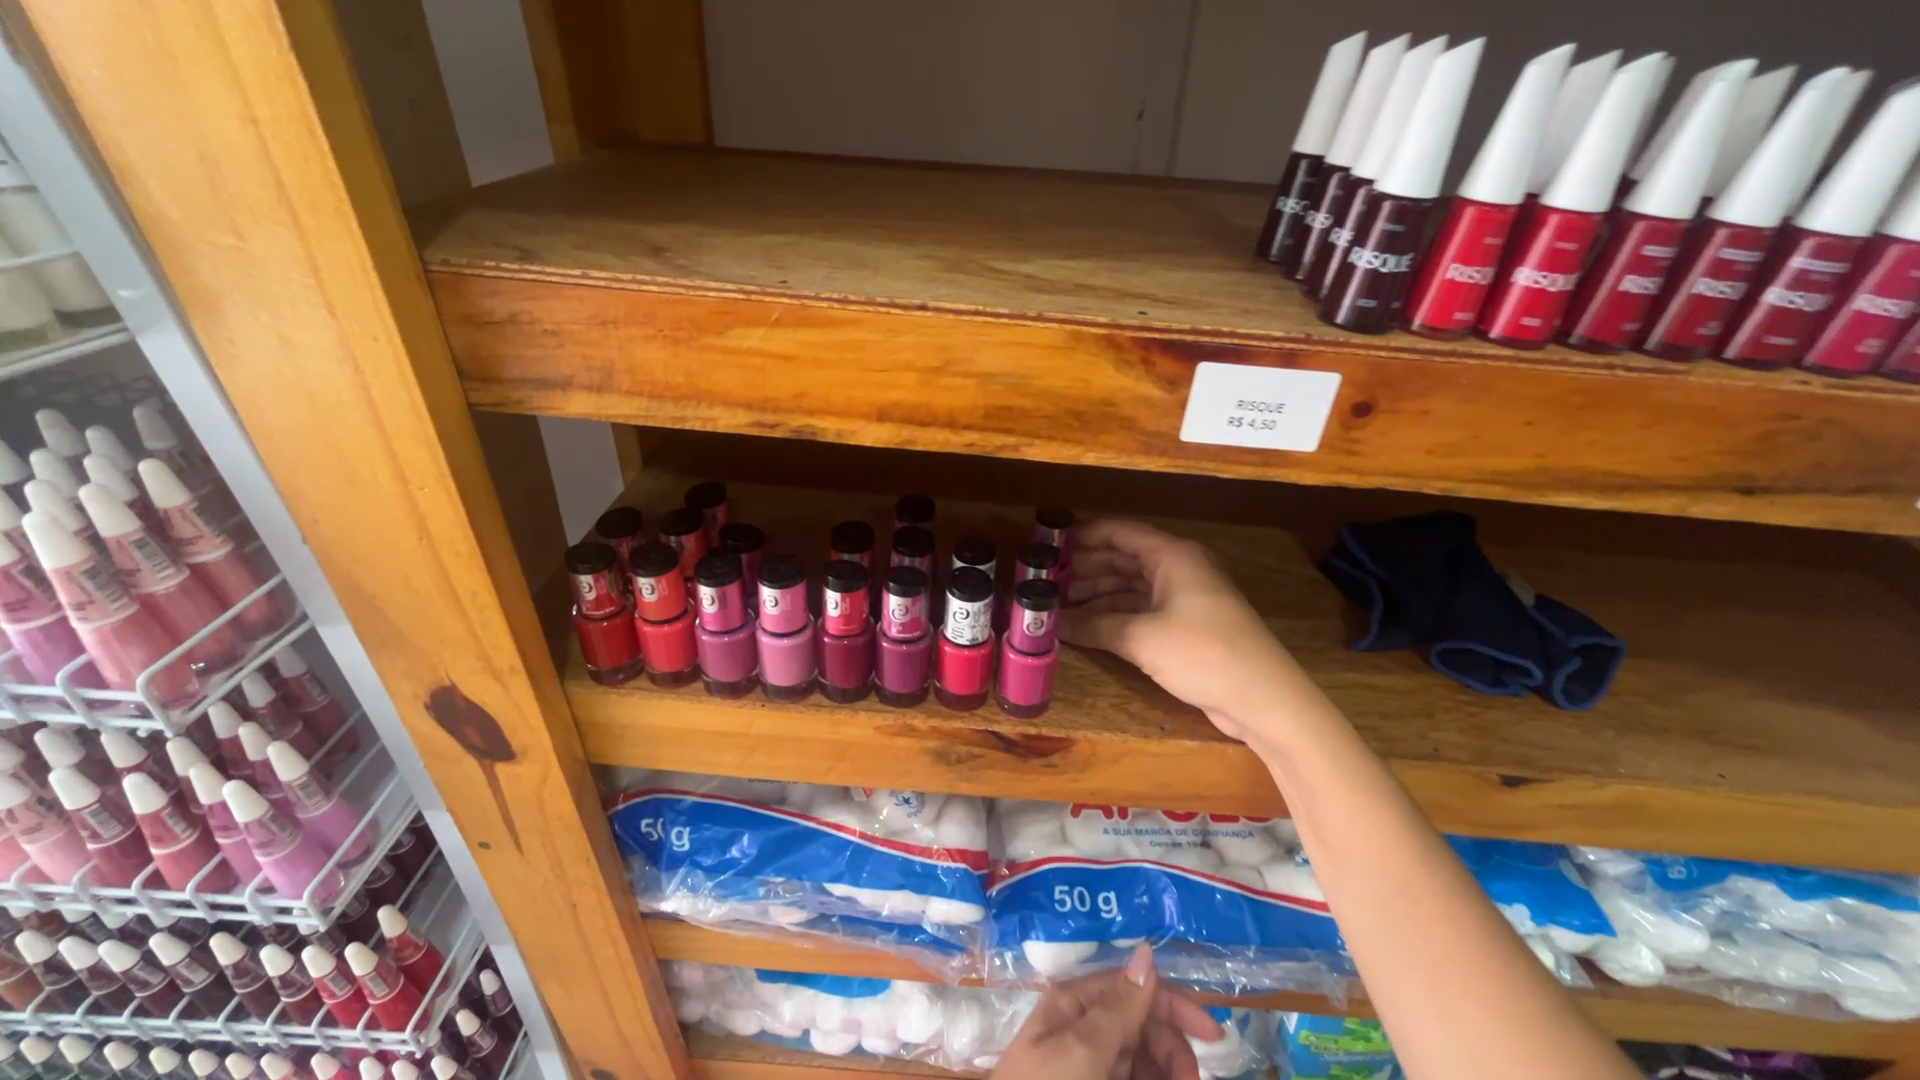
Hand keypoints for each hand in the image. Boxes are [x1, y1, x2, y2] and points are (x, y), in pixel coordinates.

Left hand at [992, 944, 1222, 1079]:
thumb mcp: (1082, 1050)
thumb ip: (1120, 1006)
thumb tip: (1148, 951)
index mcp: (1075, 1005)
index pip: (1134, 988)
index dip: (1176, 1006)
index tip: (1215, 1037)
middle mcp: (1084, 1027)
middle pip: (1145, 1026)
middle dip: (1174, 1052)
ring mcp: (1090, 1063)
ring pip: (1145, 1058)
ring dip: (1167, 1070)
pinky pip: (1135, 1076)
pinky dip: (1153, 1079)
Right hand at [1061, 519, 1296, 741]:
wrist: (1262, 698)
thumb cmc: (1203, 653)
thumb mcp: (1141, 637)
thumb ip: (1094, 626)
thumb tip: (1052, 623)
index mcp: (1172, 556)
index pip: (1120, 532)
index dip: (1083, 537)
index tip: (1049, 549)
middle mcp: (1178, 570)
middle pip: (1123, 559)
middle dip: (1085, 570)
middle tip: (1046, 584)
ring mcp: (1183, 599)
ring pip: (1130, 588)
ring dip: (1096, 597)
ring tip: (1058, 609)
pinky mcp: (1185, 628)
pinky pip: (1141, 612)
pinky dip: (1113, 617)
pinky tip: (1086, 629)